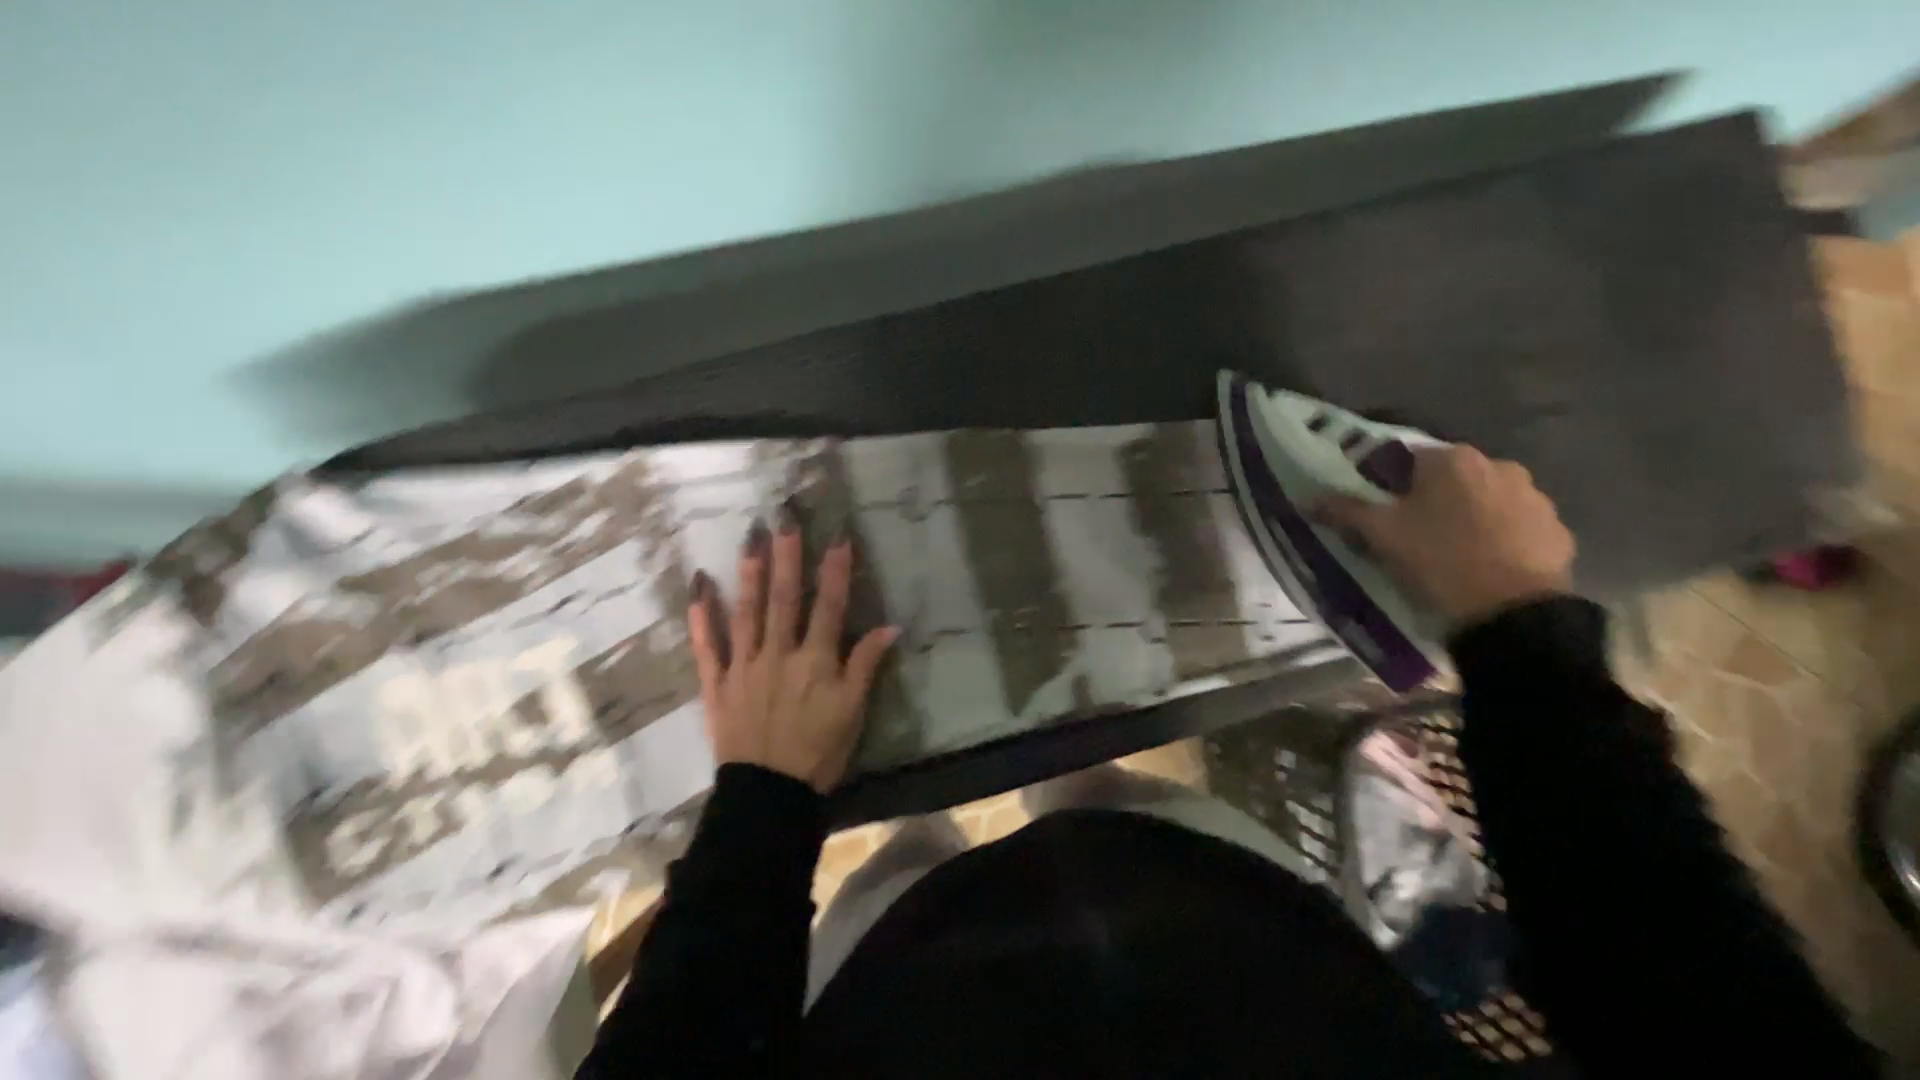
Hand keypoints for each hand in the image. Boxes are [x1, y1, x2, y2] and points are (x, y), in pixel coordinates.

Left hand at [688, 518, 899, 792]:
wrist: (769, 794)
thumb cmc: (818, 753)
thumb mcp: (852, 712)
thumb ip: (865, 666)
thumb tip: (890, 627)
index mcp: (816, 660)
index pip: (830, 606)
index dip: (836, 570)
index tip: (840, 536)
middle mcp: (779, 654)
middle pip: (785, 599)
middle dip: (788, 557)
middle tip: (786, 519)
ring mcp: (744, 666)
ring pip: (747, 612)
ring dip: (750, 574)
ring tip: (751, 538)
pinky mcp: (717, 684)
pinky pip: (707, 646)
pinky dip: (702, 616)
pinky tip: (700, 586)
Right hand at [1314, 444, 1575, 627]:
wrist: (1513, 614)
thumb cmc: (1438, 561)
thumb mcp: (1380, 536)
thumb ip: (1344, 511)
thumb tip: (1309, 498)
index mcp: (1452, 459)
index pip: (1408, 459)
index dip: (1389, 485)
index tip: (1381, 514)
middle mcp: (1499, 466)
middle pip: (1451, 479)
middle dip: (1433, 500)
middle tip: (1414, 537)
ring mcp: (1535, 498)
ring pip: (1488, 502)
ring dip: (1470, 518)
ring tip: (1453, 555)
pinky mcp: (1557, 531)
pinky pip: (1518, 529)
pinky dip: (1502, 541)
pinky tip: (1486, 568)